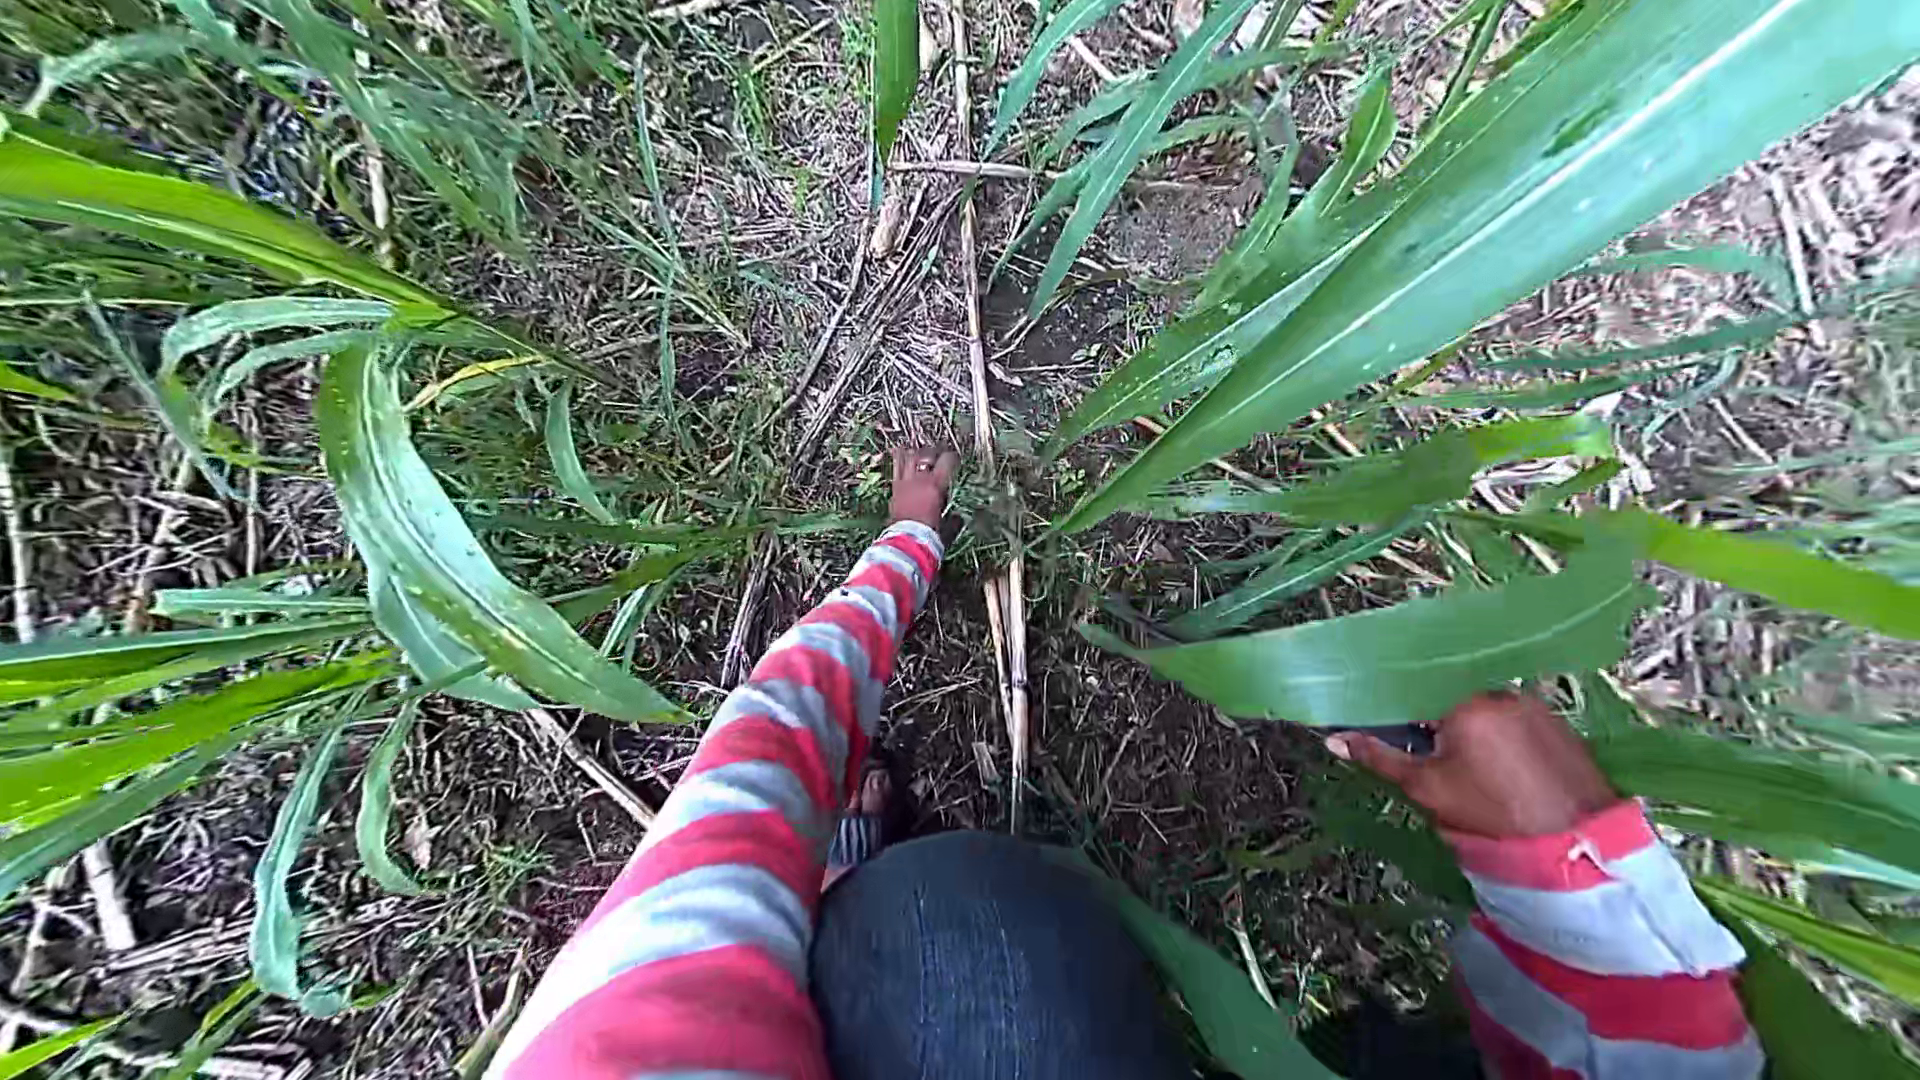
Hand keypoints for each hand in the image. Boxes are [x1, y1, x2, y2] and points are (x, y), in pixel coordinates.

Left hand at [888, 446, 958, 530]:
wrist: (906, 541)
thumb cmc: (929, 534)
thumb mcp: (947, 527)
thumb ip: (953, 520)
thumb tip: (958, 517)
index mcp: (936, 485)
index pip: (947, 460)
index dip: (953, 457)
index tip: (955, 459)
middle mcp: (920, 479)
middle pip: (927, 454)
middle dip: (935, 451)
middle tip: (940, 453)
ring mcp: (905, 482)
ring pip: (910, 456)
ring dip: (917, 452)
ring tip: (921, 451)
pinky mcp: (895, 487)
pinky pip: (896, 466)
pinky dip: (899, 457)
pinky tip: (900, 451)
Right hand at [1325, 692, 1616, 837]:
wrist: (1580, 850)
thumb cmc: (1492, 813)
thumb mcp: (1425, 786)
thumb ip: (1377, 756)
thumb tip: (1334, 740)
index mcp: (1465, 704)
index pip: (1414, 692)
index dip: (1397, 710)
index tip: (1390, 727)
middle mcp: (1502, 695)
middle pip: (1449, 696)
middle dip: (1433, 718)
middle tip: (1426, 747)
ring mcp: (1535, 708)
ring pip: (1481, 706)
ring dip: (1466, 723)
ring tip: (1462, 758)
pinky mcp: (1560, 726)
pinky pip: (1511, 716)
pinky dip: (1496, 730)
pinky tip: (1493, 760)